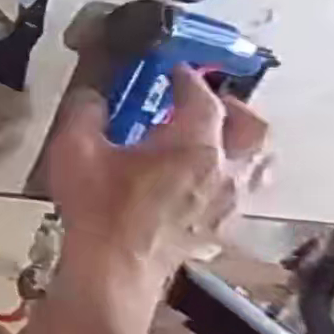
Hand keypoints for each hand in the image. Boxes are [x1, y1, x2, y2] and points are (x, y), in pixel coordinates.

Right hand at [43, 66, 269, 291]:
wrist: (114, 263)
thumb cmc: (98, 204)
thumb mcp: (74, 149)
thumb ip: (85, 114)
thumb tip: (92, 97)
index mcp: (193, 146)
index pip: (204, 101)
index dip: (189, 80)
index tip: (175, 70)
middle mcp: (223, 170)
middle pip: (254, 129)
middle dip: (235, 107)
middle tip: (208, 100)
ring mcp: (228, 201)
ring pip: (258, 162)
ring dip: (241, 142)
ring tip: (214, 138)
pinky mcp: (220, 225)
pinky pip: (242, 190)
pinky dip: (230, 173)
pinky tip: (202, 178)